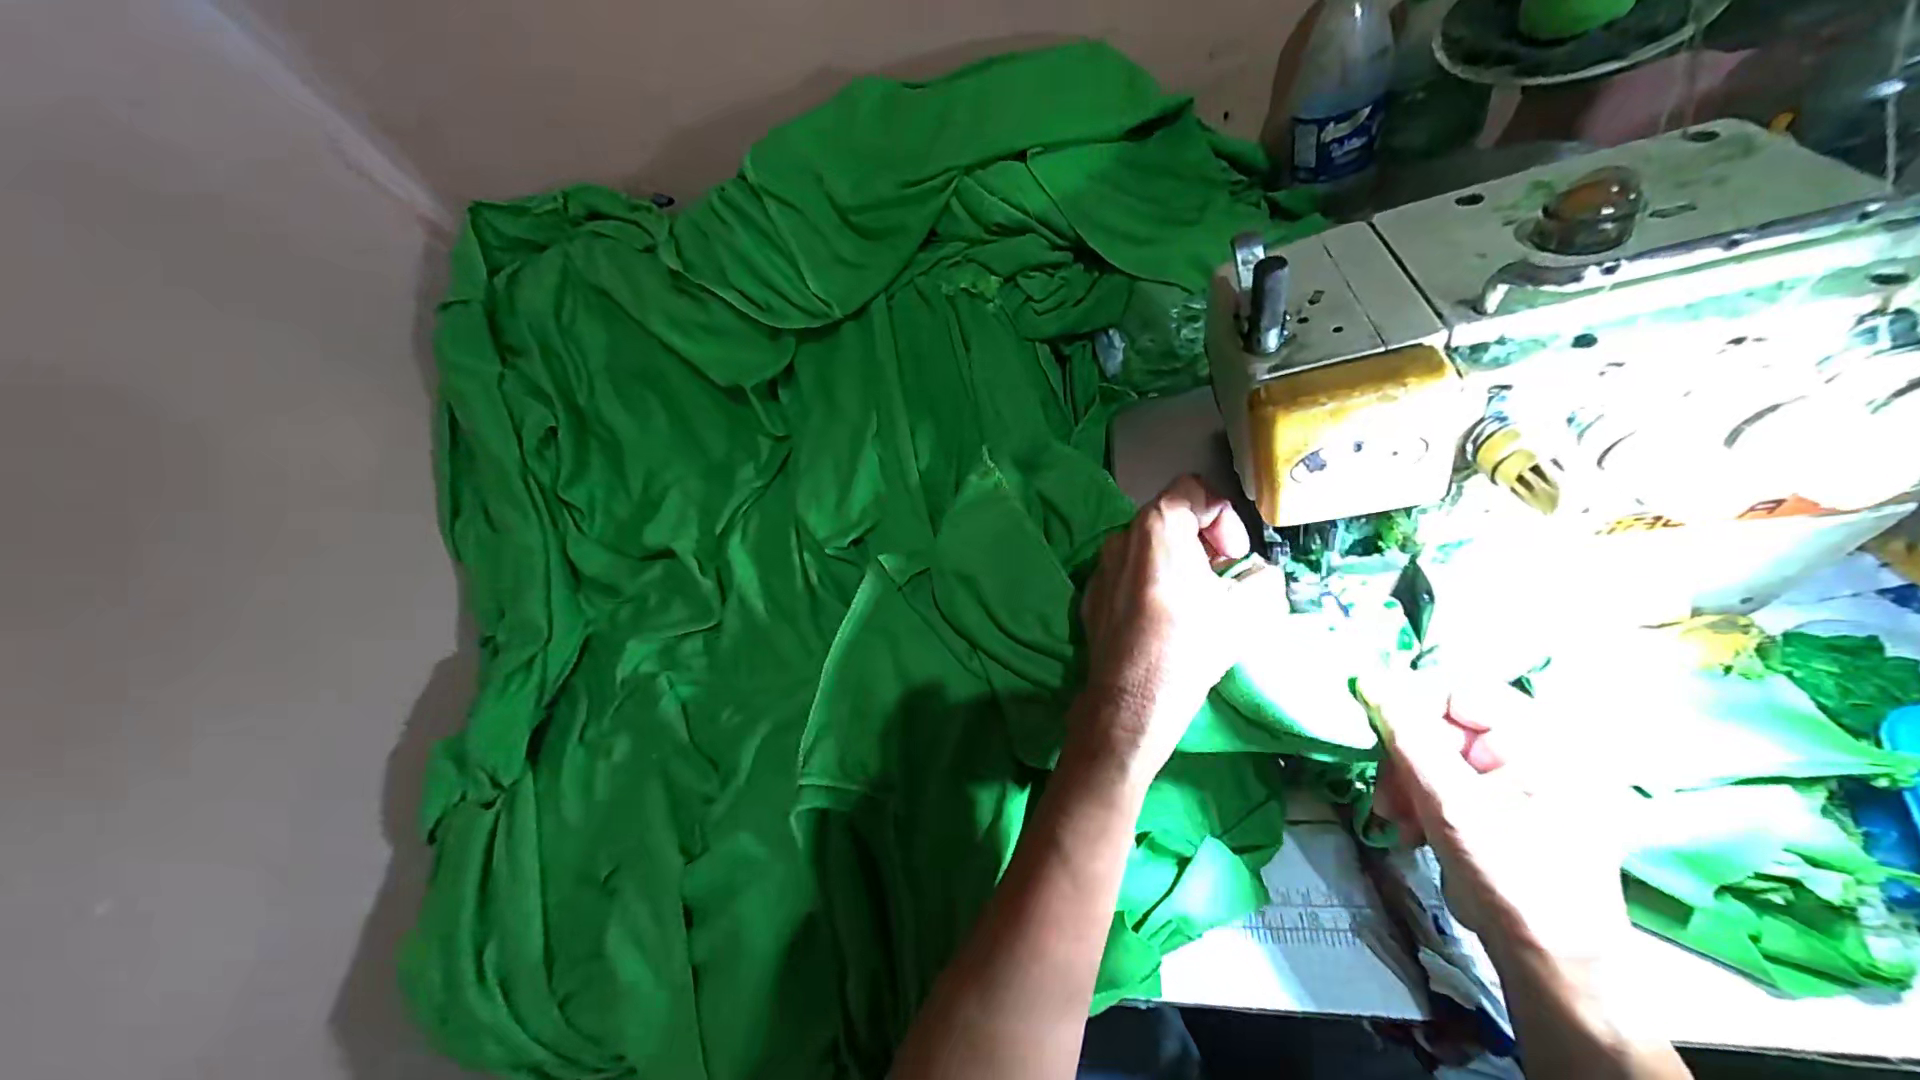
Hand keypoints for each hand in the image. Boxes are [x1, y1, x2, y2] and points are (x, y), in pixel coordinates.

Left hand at [1076, 475, 1284, 782]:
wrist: (1133, 700)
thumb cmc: (1191, 647)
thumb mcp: (1251, 609)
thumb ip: (1263, 576)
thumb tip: (1255, 573)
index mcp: (1158, 526)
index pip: (1194, 488)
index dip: (1223, 514)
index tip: (1232, 555)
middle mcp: (1121, 536)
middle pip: (1170, 517)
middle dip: (1202, 540)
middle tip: (1220, 577)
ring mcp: (1100, 565)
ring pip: (1148, 547)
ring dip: (1176, 561)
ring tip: (1194, 600)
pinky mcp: (1090, 593)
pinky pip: (1127, 573)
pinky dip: (1149, 582)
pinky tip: (1162, 617)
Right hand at [1370, 675, 1632, 964]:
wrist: (1550, 962)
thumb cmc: (1511, 878)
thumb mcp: (1449, 802)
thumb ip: (1407, 736)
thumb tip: (1369, 679)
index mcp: (1543, 742)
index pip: (1460, 692)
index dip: (1410, 709)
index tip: (1376, 738)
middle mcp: (1537, 751)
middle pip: (1445, 725)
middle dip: (1404, 759)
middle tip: (1385, 795)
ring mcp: (1520, 779)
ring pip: (1437, 752)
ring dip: (1405, 782)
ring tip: (1393, 817)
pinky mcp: (1502, 804)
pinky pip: (1446, 778)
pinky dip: (1420, 799)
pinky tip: (1409, 827)